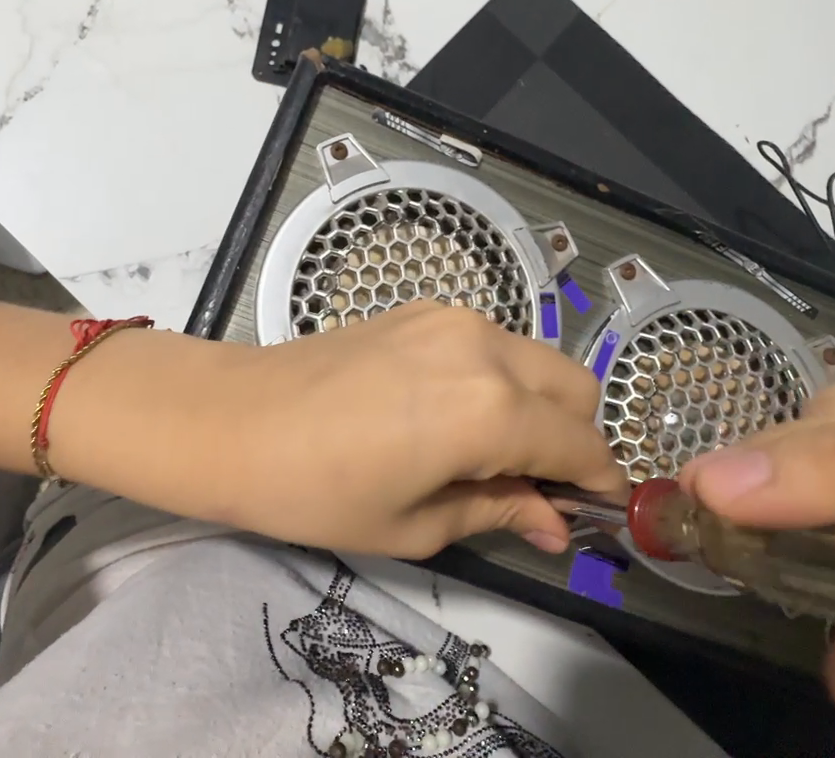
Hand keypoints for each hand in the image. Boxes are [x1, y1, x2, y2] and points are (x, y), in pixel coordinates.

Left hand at [63, 300, 623, 558]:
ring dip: (536, 405)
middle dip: (575, 438)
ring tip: (488, 454)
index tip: (596, 514)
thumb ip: (500, 511)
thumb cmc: (317, 490)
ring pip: (534, 358)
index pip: (581, 444)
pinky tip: (453, 414)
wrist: (234, 419)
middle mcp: (483, 348)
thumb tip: (556, 524)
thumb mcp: (415, 525)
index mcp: (489, 409)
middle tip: (536, 487)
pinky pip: (490, 343)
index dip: (600, 484)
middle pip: (575, 386)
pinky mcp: (421, 309)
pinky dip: (498, 378)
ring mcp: (450, 318)